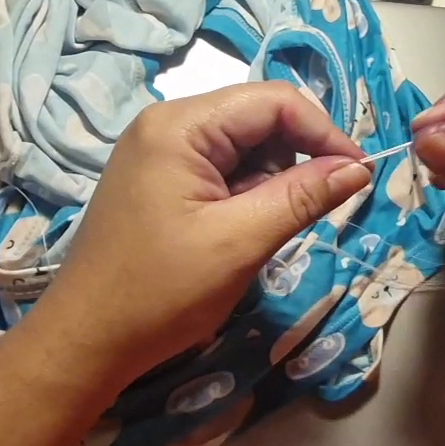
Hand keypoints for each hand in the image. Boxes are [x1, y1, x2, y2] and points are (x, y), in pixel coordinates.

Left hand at [24, 82, 370, 393]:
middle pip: (258, 117)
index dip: (323, 131)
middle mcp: (169, 123)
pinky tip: (243, 228)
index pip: (273, 100)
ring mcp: (162, 149)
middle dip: (297, 156)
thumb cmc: (159, 293)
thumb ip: (303, 196)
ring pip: (246, 144)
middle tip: (317, 205)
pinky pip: (224, 167)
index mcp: (181, 125)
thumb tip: (360, 167)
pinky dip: (249, 192)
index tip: (359, 172)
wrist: (84, 344)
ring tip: (265, 228)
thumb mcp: (240, 242)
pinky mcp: (163, 177)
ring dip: (273, 178)